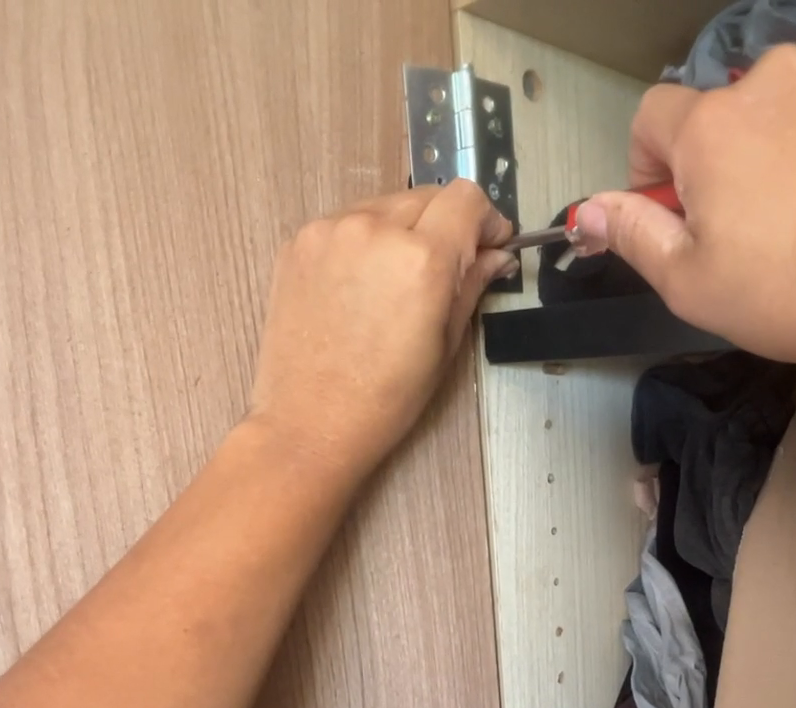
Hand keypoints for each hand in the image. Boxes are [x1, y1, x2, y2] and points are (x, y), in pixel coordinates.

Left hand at [247, 180, 514, 479]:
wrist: (310, 421)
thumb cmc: (387, 398)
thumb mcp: (445, 345)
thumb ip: (472, 286)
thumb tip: (496, 256)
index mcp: (422, 259)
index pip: (466, 199)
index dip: (486, 219)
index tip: (489, 244)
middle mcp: (374, 229)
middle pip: (427, 196)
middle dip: (446, 224)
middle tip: (448, 267)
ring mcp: (330, 231)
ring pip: (384, 207)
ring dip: (403, 231)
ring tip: (397, 282)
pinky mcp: (298, 242)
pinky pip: (346, 224)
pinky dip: (365, 242)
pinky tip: (361, 287)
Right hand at [575, 48, 795, 380]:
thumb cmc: (795, 295)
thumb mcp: (690, 284)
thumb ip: (630, 235)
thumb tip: (584, 208)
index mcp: (712, 125)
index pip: (649, 118)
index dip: (647, 170)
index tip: (674, 217)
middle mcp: (772, 79)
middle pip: (715, 115)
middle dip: (713, 165)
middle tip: (744, 233)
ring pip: (775, 111)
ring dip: (768, 153)